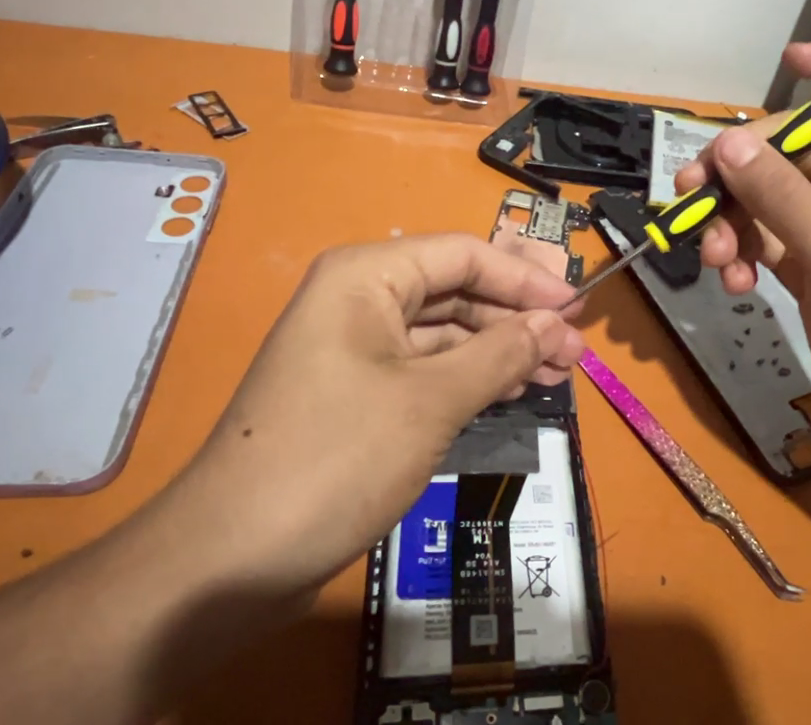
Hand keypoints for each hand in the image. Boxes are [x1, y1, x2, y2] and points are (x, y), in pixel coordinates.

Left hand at [163, 233, 584, 590]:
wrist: (233, 556)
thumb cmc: (337, 457)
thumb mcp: (432, 400)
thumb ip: (501, 353)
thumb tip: (554, 325)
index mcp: (366, 276)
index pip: (464, 255)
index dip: (525, 279)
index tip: (578, 310)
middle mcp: (358, 300)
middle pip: (456, 292)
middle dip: (517, 320)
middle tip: (574, 355)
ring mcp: (353, 350)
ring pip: (444, 334)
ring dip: (499, 352)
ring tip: (556, 377)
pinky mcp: (354, 395)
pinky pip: (424, 370)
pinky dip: (469, 380)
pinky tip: (509, 395)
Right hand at [677, 42, 810, 462]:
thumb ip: (781, 196)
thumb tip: (727, 142)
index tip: (789, 64)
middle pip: (797, 147)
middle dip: (743, 168)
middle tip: (693, 193)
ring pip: (770, 198)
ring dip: (733, 220)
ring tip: (712, 256)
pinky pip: (765, 241)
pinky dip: (742, 255)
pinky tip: (729, 284)